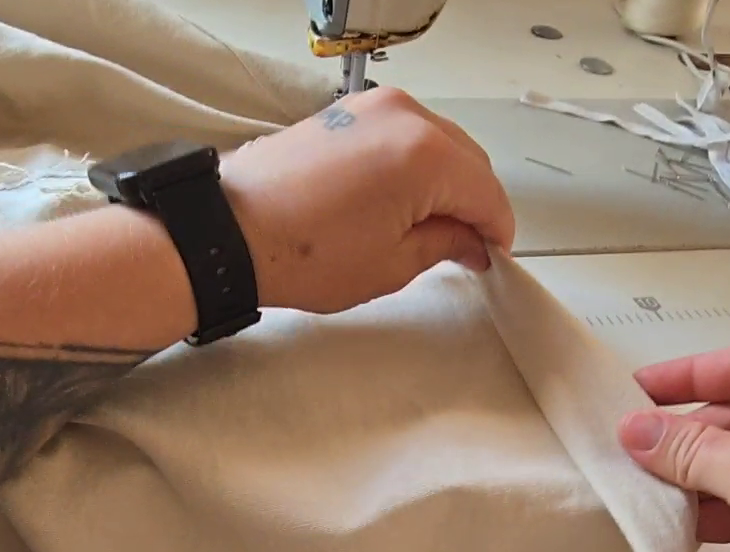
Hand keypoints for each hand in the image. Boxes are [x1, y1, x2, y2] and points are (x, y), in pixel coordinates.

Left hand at [222, 87, 514, 313]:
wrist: (233, 232)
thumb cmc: (301, 252)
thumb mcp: (390, 265)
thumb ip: (444, 245)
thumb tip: (470, 242)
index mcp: (425, 156)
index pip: (486, 192)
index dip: (496, 230)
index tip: (492, 254)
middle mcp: (405, 116)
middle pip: (468, 161)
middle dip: (474, 205)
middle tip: (464, 248)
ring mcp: (373, 107)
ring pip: (439, 144)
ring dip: (446, 184)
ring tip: (429, 229)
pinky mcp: (348, 112)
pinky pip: (404, 135)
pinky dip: (416, 166)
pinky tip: (403, 201)